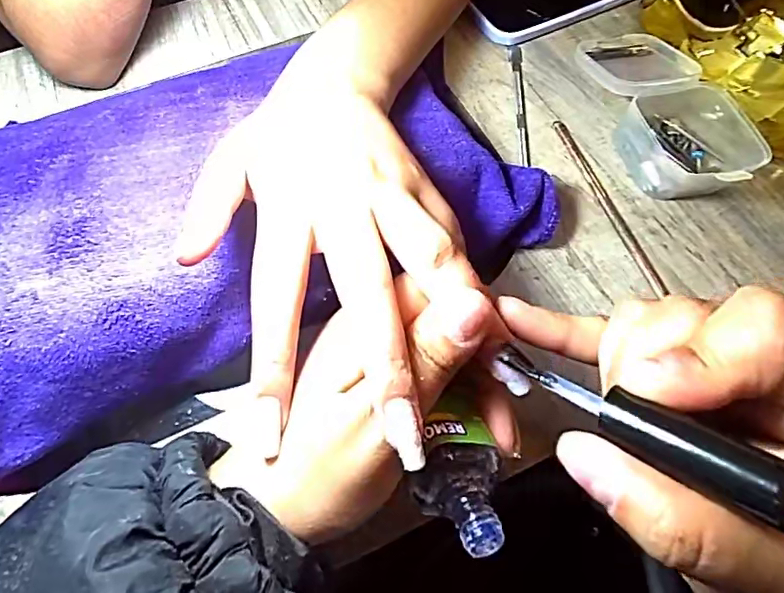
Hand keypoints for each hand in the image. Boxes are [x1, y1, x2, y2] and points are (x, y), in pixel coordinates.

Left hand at [174, 39, 492, 469]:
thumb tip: (185, 259)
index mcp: (289, 204)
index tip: (270, 434)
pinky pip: (458, 247)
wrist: (335, 81)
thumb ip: (208, 208)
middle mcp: (347, 203)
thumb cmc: (276, 131)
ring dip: (454, 330)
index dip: (272, 368)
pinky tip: (493, 340)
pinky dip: (478, 294)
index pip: (275, 294)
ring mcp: (394, 196)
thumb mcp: (230, 159)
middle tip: (398, 438)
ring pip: (434, 264)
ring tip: (477, 396)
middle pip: (368, 289)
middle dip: (385, 365)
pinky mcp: (428, 192)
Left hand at [209, 283, 496, 543]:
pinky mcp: (379, 364)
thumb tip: (473, 299)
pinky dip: (462, 392)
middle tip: (504, 408)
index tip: (506, 365)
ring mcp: (372, 339)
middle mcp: (366, 317)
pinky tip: (476, 423)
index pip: (435, 282)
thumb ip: (423, 359)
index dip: (481, 318)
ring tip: (496, 430)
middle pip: (446, 309)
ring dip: (479, 380)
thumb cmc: (317, 468)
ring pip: (445, 338)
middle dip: (486, 355)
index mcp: (362, 318)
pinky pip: (433, 362)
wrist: (277, 500)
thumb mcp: (377, 419)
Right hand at [500, 288, 783, 592]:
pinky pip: (607, 332)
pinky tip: (524, 321)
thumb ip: (685, 523)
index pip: (770, 328)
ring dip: (613, 362)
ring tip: (615, 414)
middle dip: (643, 367)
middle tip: (631, 423)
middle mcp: (773, 364)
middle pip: (689, 317)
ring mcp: (714, 356)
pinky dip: (564, 332)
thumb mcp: (774, 569)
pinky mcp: (663, 364)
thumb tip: (585, 454)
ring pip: (644, 318)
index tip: (655, 392)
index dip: (703, 348)